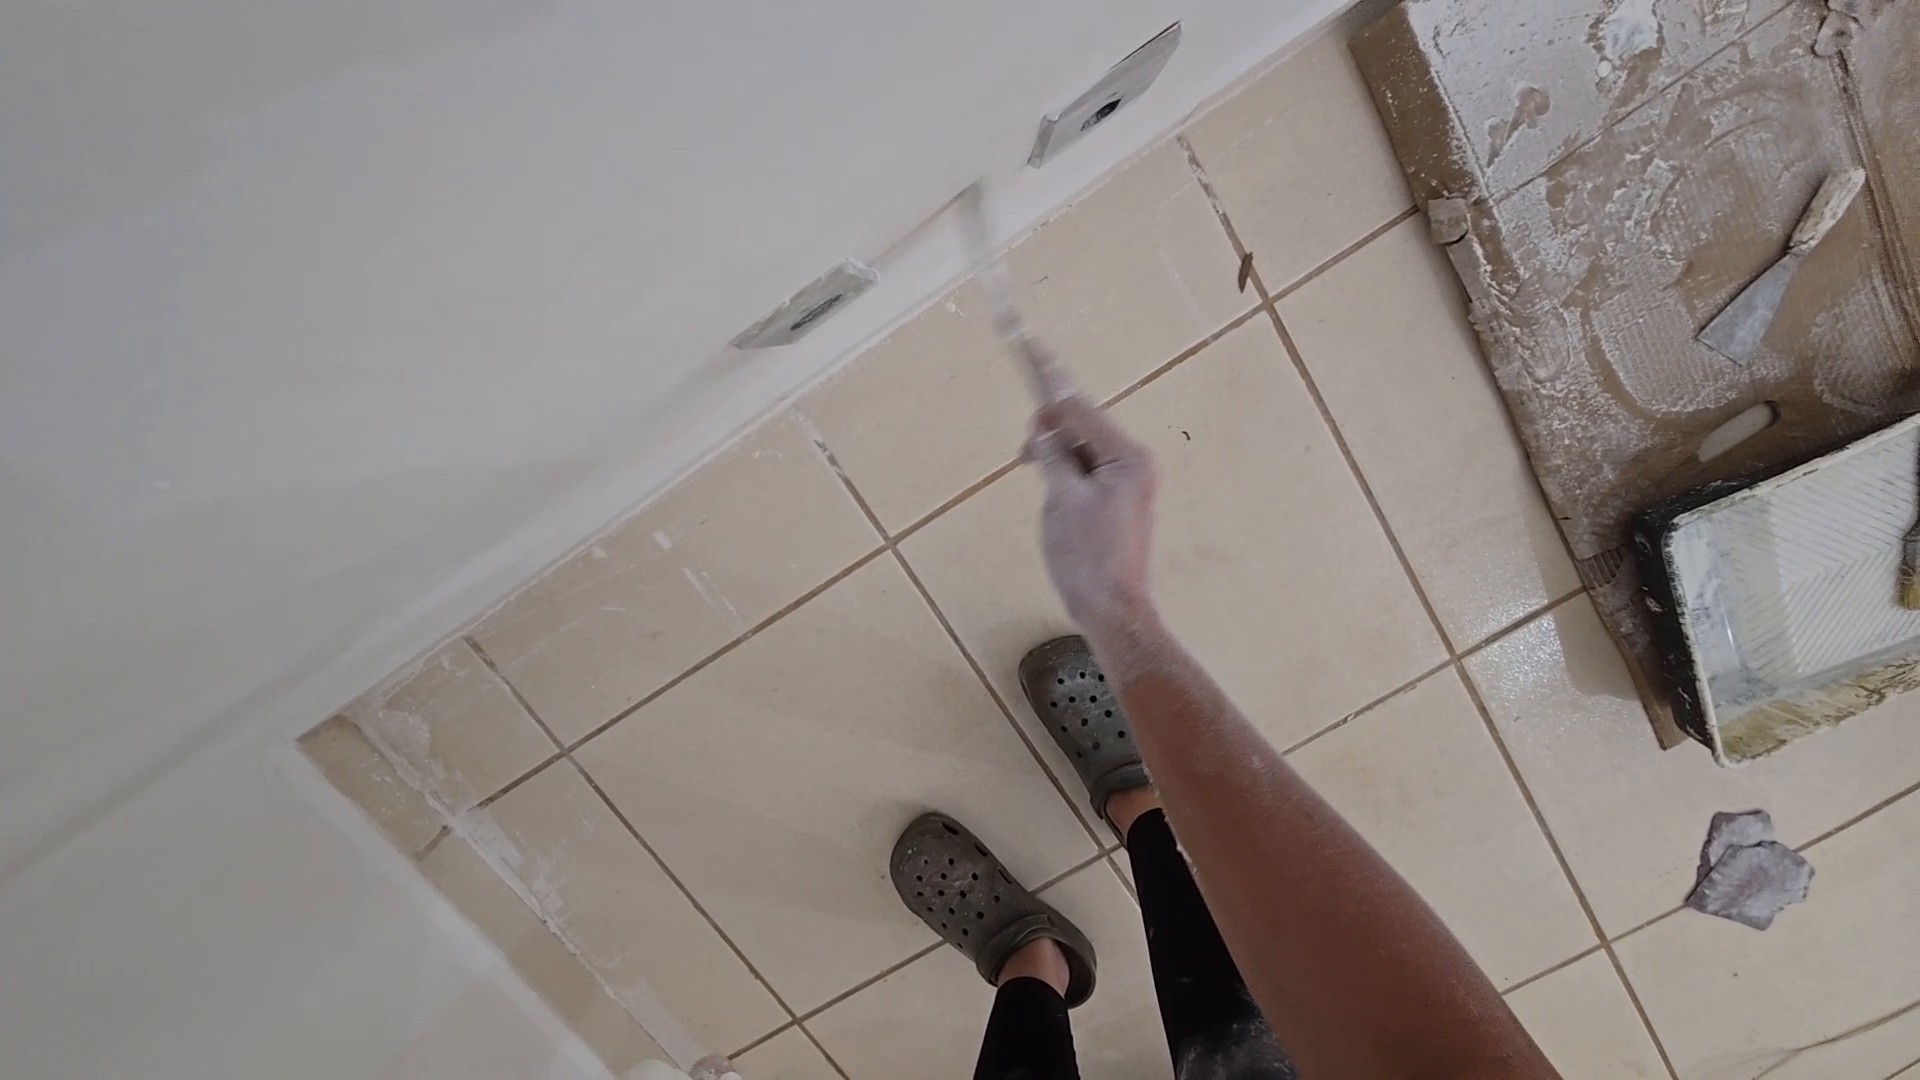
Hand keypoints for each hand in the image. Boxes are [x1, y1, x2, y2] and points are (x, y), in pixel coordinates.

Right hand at [1027, 396, 1158, 633]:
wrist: (1111, 609)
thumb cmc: (1088, 557)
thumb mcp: (1062, 500)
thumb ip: (1053, 456)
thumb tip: (1044, 426)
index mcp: (1127, 458)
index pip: (1081, 411)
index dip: (1050, 391)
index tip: (1029, 353)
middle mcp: (1133, 464)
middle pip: (1083, 427)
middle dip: (1050, 432)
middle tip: (1025, 454)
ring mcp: (1127, 484)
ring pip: (1081, 450)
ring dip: (1054, 455)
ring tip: (1033, 472)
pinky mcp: (1116, 501)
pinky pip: (1085, 472)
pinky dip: (1063, 472)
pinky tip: (1049, 487)